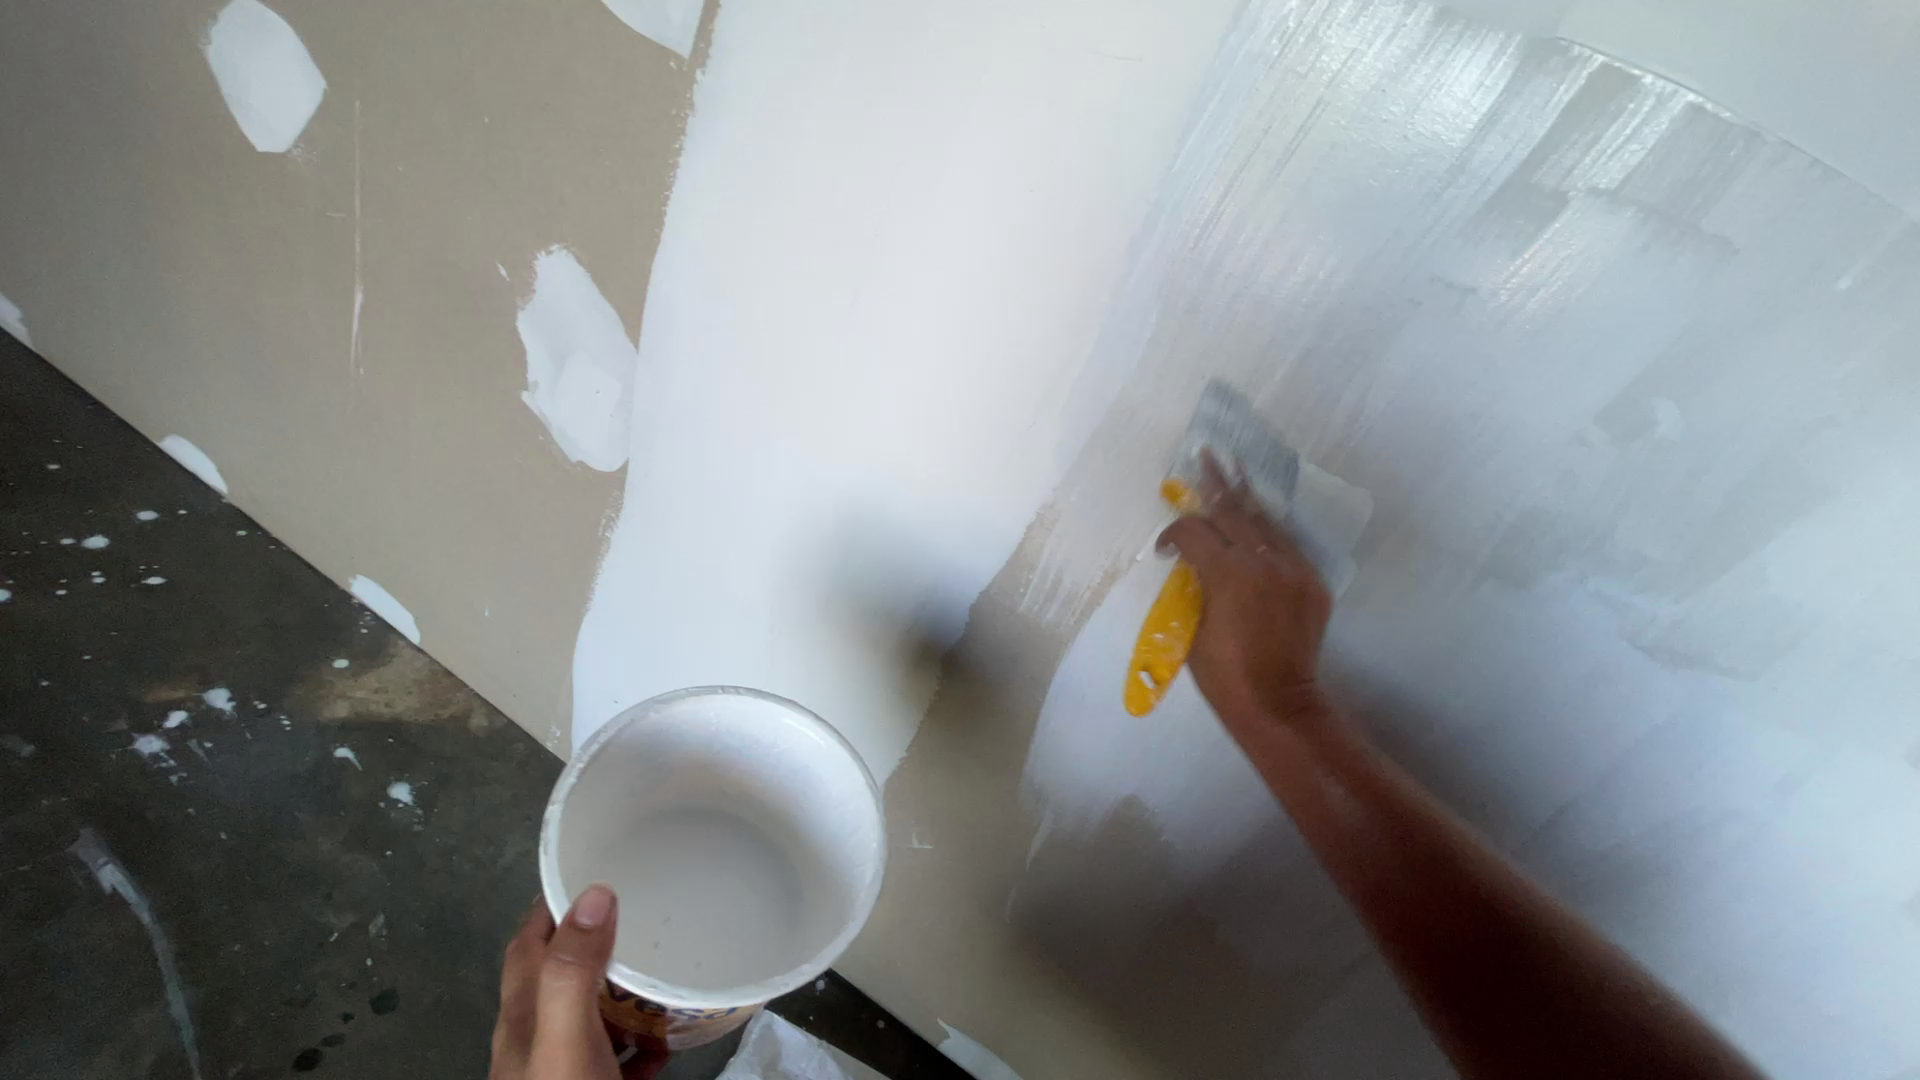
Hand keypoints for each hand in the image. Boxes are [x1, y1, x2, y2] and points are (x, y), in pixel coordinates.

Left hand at [491, 887, 666, 1079]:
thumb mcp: (566, 1040)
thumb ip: (573, 973)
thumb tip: (596, 893)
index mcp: (522, 1016)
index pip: (531, 940)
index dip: (557, 902)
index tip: (601, 871)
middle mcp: (535, 1038)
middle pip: (561, 971)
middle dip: (597, 937)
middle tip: (643, 909)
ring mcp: (561, 1066)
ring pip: (589, 1008)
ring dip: (619, 983)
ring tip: (661, 959)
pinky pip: (616, 1048)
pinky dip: (639, 1032)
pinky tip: (666, 1029)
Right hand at [1157, 463, 1333, 727]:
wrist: (1278, 703)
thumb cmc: (1222, 675)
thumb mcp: (1191, 627)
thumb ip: (1194, 585)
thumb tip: (1194, 563)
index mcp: (1227, 575)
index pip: (1194, 531)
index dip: (1174, 533)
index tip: (1165, 548)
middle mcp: (1263, 562)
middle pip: (1233, 511)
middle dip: (1214, 484)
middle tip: (1203, 455)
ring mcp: (1293, 570)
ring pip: (1265, 520)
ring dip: (1245, 496)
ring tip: (1232, 466)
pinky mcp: (1312, 582)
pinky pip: (1287, 544)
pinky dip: (1267, 529)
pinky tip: (1257, 516)